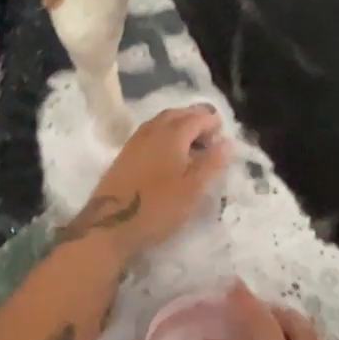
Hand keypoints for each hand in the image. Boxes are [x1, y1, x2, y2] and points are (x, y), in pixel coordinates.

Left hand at [61, 104, 230, 256]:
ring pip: (159, 123)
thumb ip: (212, 163)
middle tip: (208, 133)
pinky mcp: (123, 156)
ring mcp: (134, 142)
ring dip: (177, 125)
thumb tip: (227, 141)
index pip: (196, 118)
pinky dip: (162, 135)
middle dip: (193, 119)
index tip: (222, 132)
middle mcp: (151, 131)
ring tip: (191, 143)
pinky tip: (167, 153)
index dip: (211, 122)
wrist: (110, 225)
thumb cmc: (158, 207)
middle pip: (175, 115)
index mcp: (171, 135)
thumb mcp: (193, 189)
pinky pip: (148, 134)